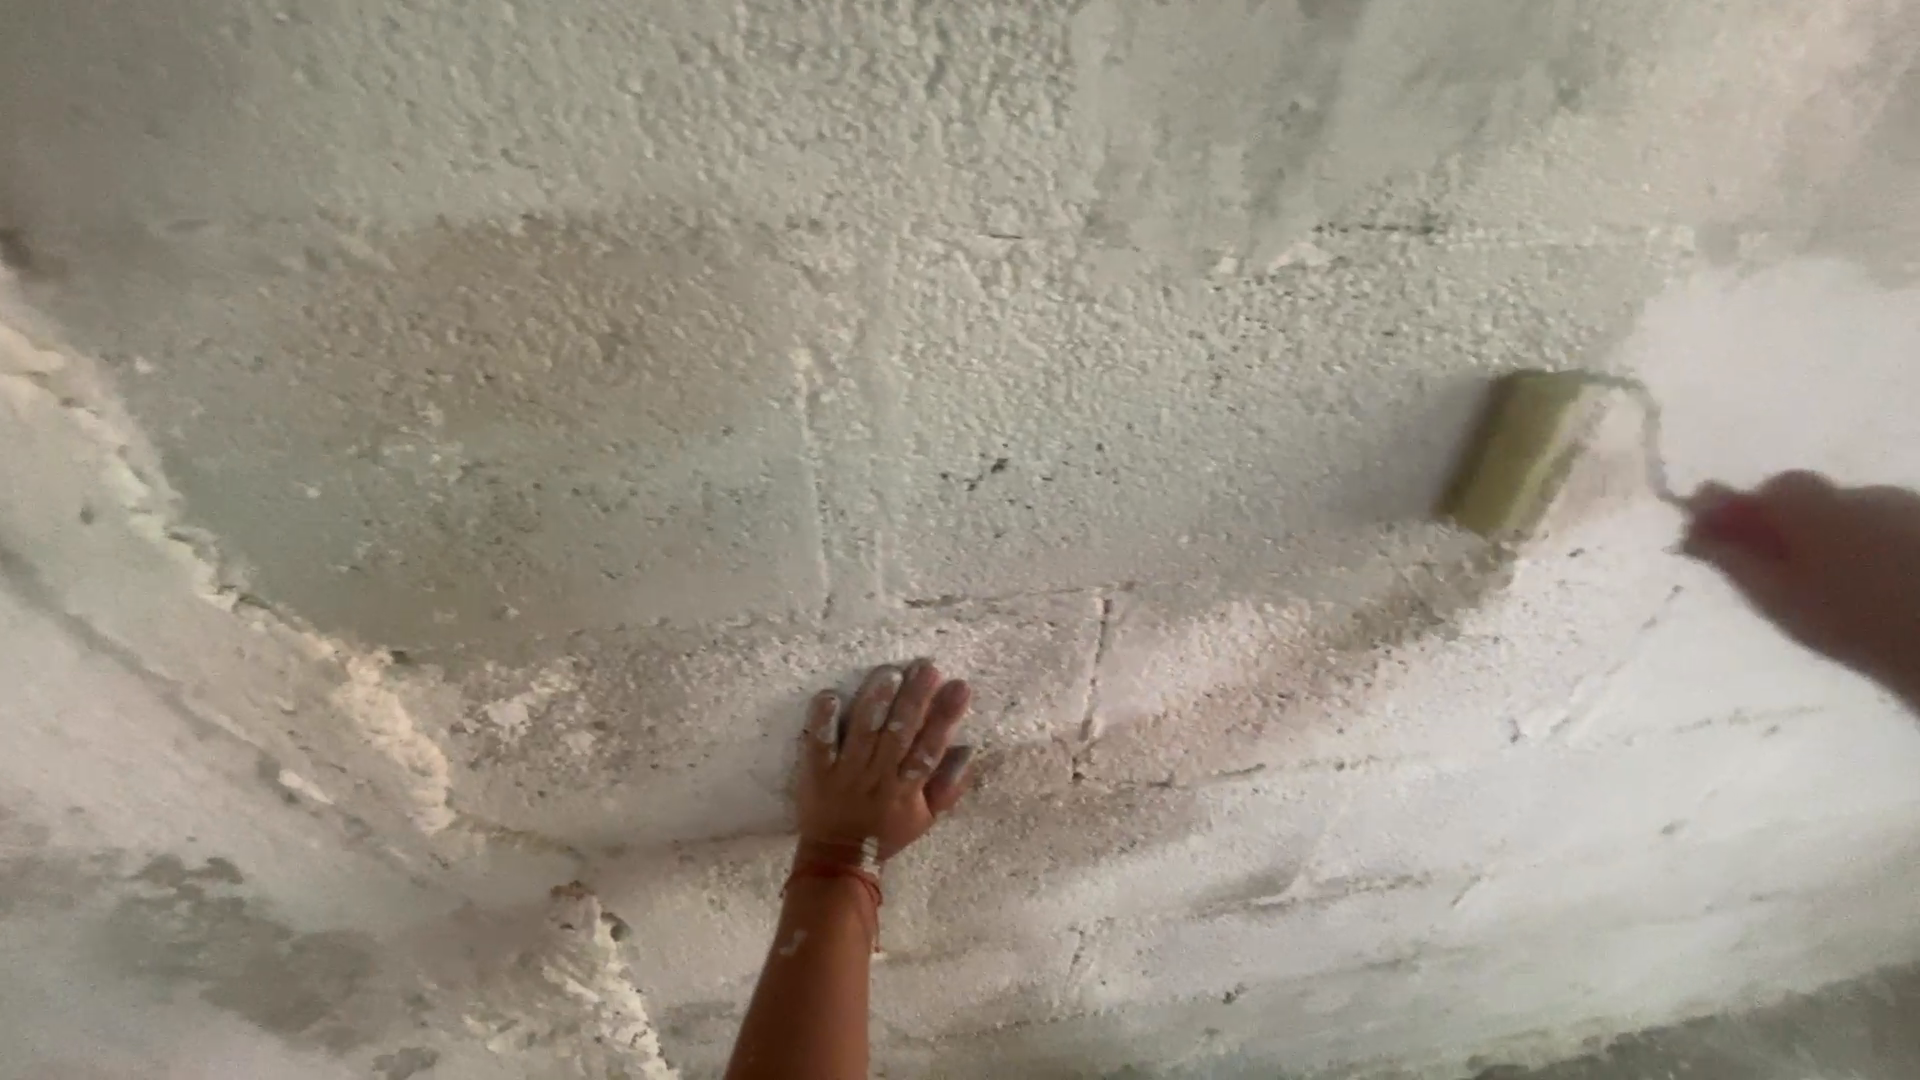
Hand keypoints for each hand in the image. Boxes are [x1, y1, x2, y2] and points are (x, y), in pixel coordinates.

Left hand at [796, 660, 973, 861]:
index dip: (946, 716)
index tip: (959, 686)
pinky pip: (820, 744)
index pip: (931, 746)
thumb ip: (948, 785)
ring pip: (865, 733)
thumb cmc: (886, 833)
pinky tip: (831, 695)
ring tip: (889, 674)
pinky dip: (824, 721)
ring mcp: (847, 772)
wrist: (837, 859)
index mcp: (907, 787)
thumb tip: (969, 748)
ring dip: (877, 702)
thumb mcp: (926, 817)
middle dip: (915, 698)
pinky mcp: (817, 772)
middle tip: (927, 666)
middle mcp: (879, 775)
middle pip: (900, 732)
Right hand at [1685, 471, 1919, 697]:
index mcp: (1816, 509)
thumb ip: (1728, 553)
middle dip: (1788, 522)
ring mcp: (1909, 512)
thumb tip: (1690, 526)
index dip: (1746, 508)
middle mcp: (1864, 497)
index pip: (1771, 488)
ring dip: (1829, 534)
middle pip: (1814, 498)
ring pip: (1851, 513)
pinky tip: (1869, 578)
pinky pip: (1886, 526)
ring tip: (1828, 578)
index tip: (1726, 537)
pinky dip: (1867, 544)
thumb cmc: (1848, 620)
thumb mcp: (1772, 594)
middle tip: (1776, 566)